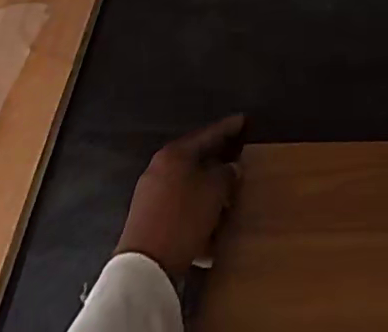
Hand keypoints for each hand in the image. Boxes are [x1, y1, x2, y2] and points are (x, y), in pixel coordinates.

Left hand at [115, 114, 247, 277]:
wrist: (145, 266)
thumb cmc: (183, 218)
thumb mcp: (214, 192)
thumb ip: (227, 174)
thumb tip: (231, 167)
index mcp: (174, 154)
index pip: (207, 134)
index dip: (228, 127)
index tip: (242, 120)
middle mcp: (160, 167)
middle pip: (195, 157)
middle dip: (218, 158)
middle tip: (237, 155)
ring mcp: (150, 193)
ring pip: (188, 182)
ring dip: (208, 187)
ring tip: (228, 193)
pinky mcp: (147, 217)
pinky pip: (179, 203)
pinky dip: (196, 206)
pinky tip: (210, 221)